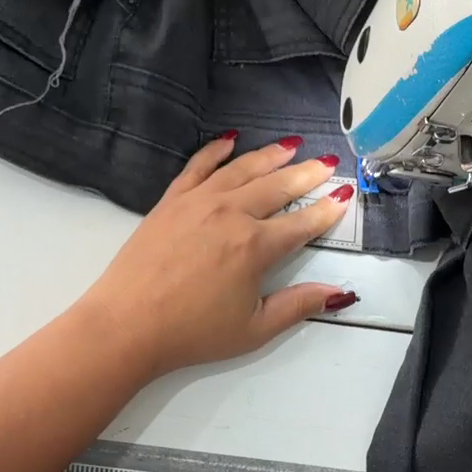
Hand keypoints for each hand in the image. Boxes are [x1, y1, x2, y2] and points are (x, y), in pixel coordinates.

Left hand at [72, 133, 356, 378]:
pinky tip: (230, 139)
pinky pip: (198, 166)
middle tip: (325, 163)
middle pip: (277, 187)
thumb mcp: (254, 329)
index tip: (344, 195)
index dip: (327, 210)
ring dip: (270, 155)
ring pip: (242, 169)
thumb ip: (299, 306)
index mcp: (256, 246)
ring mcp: (198, 201)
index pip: (302, 223)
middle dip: (306, 174)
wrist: (127, 324)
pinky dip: (216, 150)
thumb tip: (341, 293)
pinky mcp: (171, 200)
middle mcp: (231, 213)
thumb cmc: (192, 332)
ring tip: (292, 145)